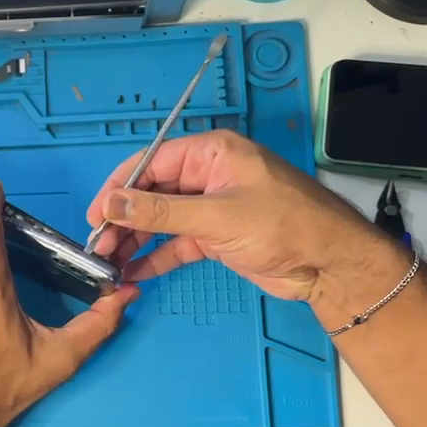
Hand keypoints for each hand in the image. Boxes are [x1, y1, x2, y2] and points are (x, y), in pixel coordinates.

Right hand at [84, 131, 411, 322]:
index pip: (151, 163)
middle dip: (124, 220)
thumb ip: (160, 212)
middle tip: (99, 248)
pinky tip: (134, 273)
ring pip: (160, 221)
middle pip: (151, 193)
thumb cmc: (283, 225)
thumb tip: (111, 204)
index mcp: (210, 153)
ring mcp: (210, 207)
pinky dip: (156, 258)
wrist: (330, 265)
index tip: (96, 216)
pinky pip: (176, 244)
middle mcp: (207, 175)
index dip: (119, 188)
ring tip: (109, 264)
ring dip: (135, 241)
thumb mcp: (216, 216)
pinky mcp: (215, 237)